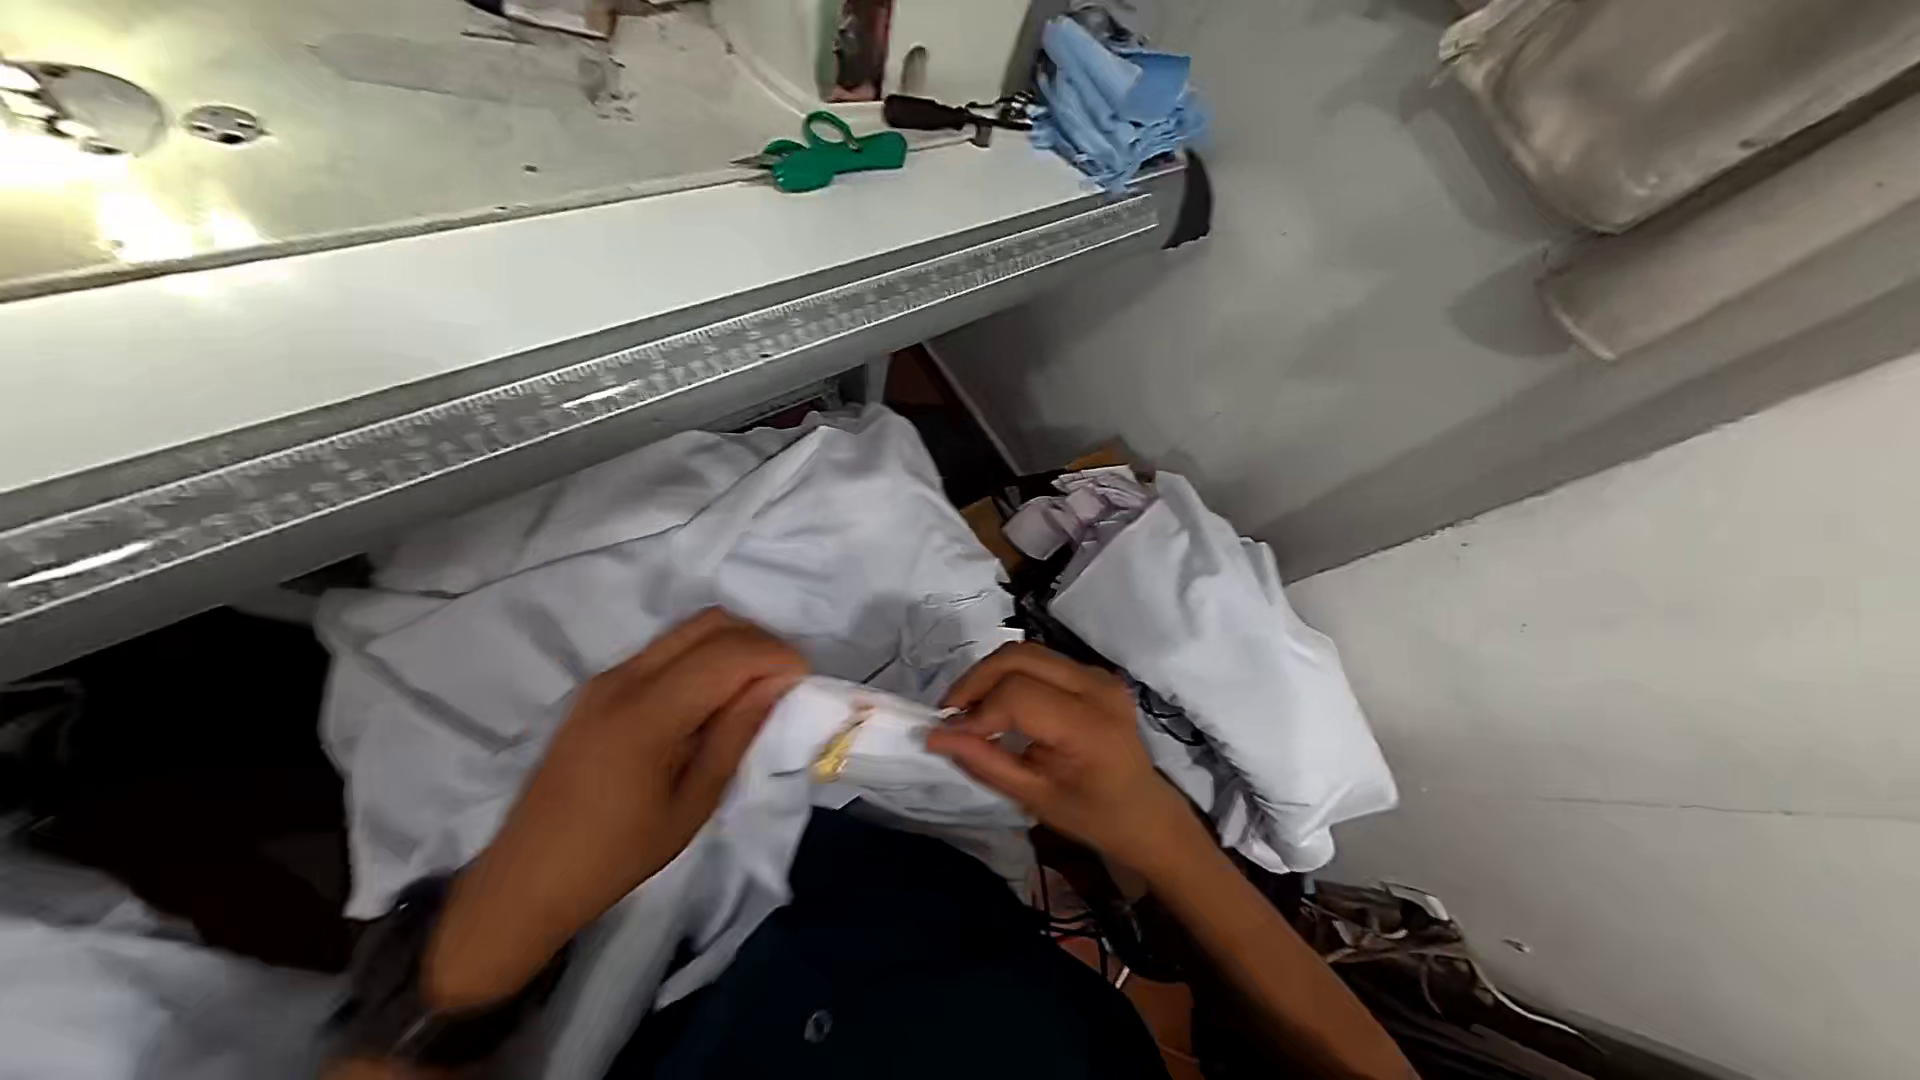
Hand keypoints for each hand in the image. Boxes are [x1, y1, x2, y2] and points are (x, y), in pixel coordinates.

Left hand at [425, 610, 805, 1008]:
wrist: (526, 878)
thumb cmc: (617, 855)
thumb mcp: (693, 803)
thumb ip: (737, 732)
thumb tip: (777, 683)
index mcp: (646, 714)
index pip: (729, 653)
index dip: (777, 655)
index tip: (804, 681)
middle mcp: (624, 679)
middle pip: (711, 623)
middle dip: (761, 640)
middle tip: (785, 680)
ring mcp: (608, 677)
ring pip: (689, 628)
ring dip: (734, 643)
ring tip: (757, 685)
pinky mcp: (600, 685)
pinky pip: (668, 647)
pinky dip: (706, 654)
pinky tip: (716, 694)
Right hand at [926, 642, 1204, 874]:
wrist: (1145, 811)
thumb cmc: (1093, 815)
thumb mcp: (1034, 798)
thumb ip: (985, 762)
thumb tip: (936, 737)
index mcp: (1090, 726)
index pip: (1019, 695)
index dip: (977, 712)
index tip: (949, 734)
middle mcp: (1097, 688)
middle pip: (1019, 658)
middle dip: (976, 681)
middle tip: (951, 713)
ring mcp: (1099, 674)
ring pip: (1027, 652)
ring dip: (990, 674)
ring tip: (970, 708)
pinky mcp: (1094, 672)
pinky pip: (1041, 660)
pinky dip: (1009, 675)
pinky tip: (997, 703)